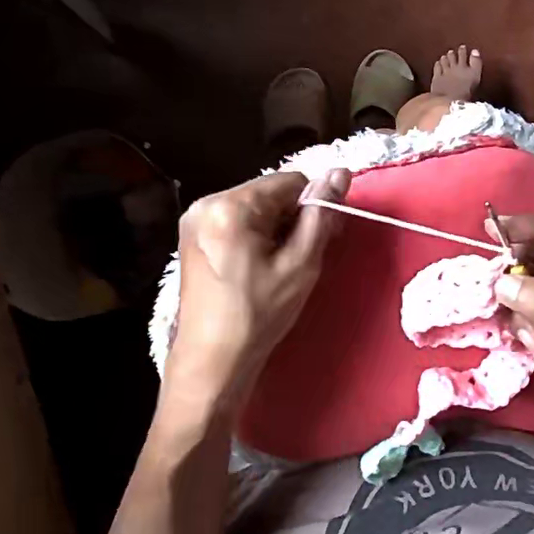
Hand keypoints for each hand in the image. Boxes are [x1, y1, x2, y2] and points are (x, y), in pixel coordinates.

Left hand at [170, 169, 348, 397]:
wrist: (212, 360)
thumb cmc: (259, 315)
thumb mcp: (300, 265)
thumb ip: (320, 216)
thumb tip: (341, 172)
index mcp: (230, 206)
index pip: (291, 181)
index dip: (314, 206)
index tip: (323, 238)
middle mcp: (206, 203)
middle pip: (270, 193)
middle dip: (293, 218)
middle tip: (303, 257)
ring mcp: (194, 220)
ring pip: (254, 208)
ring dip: (275, 229)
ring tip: (281, 266)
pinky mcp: (192, 238)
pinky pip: (236, 222)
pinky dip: (255, 237)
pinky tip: (260, 267)